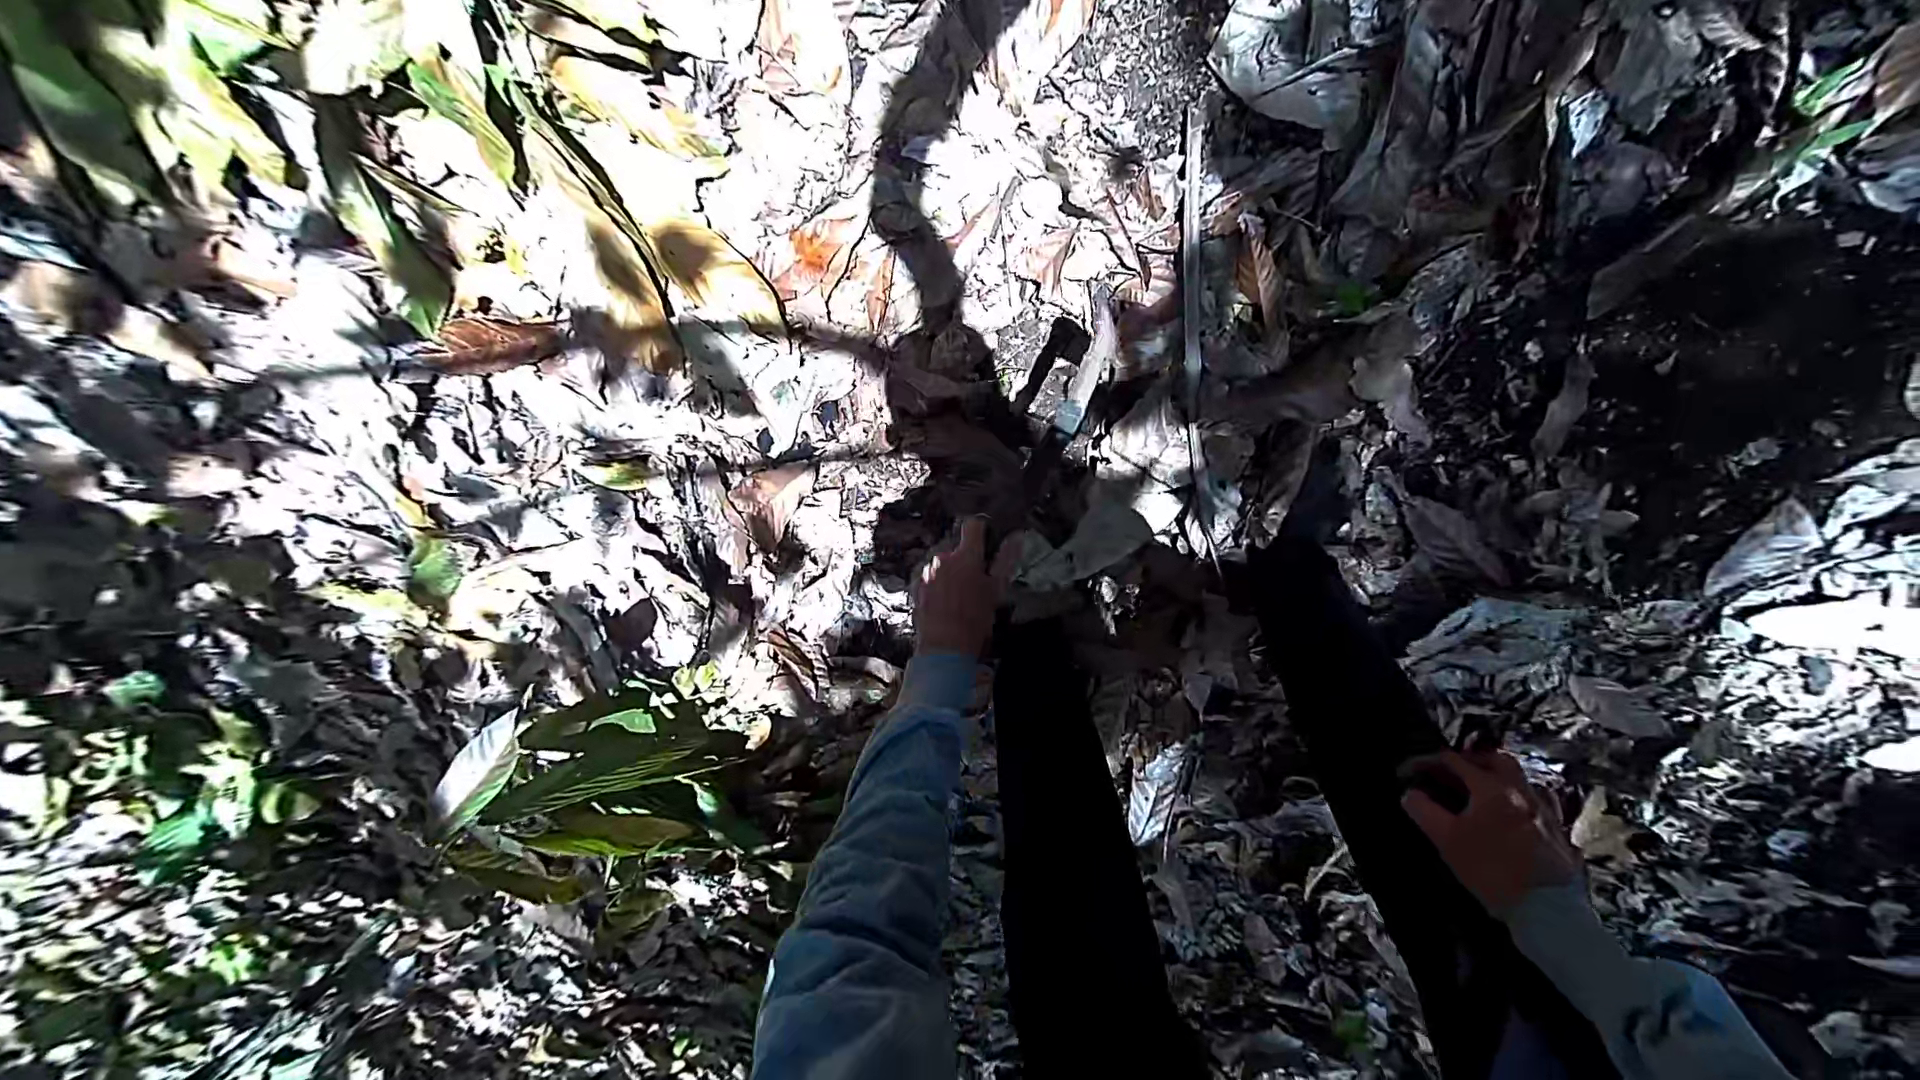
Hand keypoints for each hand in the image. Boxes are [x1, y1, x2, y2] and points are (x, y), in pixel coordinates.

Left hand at [913, 517, 1010, 656]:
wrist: (944, 648)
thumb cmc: (974, 620)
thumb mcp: (996, 590)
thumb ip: (1006, 559)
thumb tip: (1017, 536)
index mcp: (965, 556)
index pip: (973, 525)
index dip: (982, 530)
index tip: (986, 540)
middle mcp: (942, 558)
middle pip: (957, 547)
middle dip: (966, 560)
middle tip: (975, 583)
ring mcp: (926, 571)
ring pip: (943, 563)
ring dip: (951, 572)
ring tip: (959, 597)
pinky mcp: (916, 585)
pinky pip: (931, 576)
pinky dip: (938, 584)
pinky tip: (945, 603)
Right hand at [1400, 749, 1582, 916]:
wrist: (1548, 913)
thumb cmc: (1491, 871)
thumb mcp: (1444, 838)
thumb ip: (1422, 809)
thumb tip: (1412, 793)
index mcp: (1492, 790)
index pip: (1454, 761)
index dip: (1427, 761)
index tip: (1411, 771)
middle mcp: (1523, 793)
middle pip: (1496, 759)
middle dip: (1470, 760)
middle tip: (1450, 771)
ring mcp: (1548, 814)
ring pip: (1524, 780)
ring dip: (1500, 778)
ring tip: (1484, 791)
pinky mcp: (1562, 835)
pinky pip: (1543, 806)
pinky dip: (1524, 803)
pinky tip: (1516, 816)